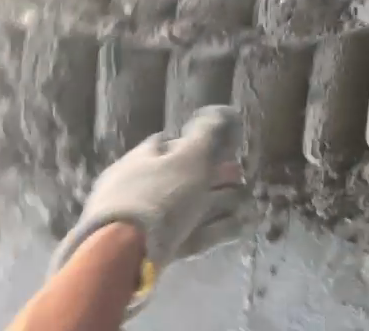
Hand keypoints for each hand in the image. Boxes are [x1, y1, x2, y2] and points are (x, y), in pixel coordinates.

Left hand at [49, 106, 248, 278]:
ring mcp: (137, 221)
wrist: (122, 257)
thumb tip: (218, 111)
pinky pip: (185, 233)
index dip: (197, 141)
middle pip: (180, 177)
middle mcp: (133, 189)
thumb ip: (207, 132)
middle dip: (213, 176)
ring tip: (246, 205)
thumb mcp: (191, 155)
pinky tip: (235, 227)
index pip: (167, 142)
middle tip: (239, 177)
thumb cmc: (160, 195)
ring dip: (218, 203)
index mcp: (136, 162)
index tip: (223, 146)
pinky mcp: (146, 248)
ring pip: (185, 205)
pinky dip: (211, 229)